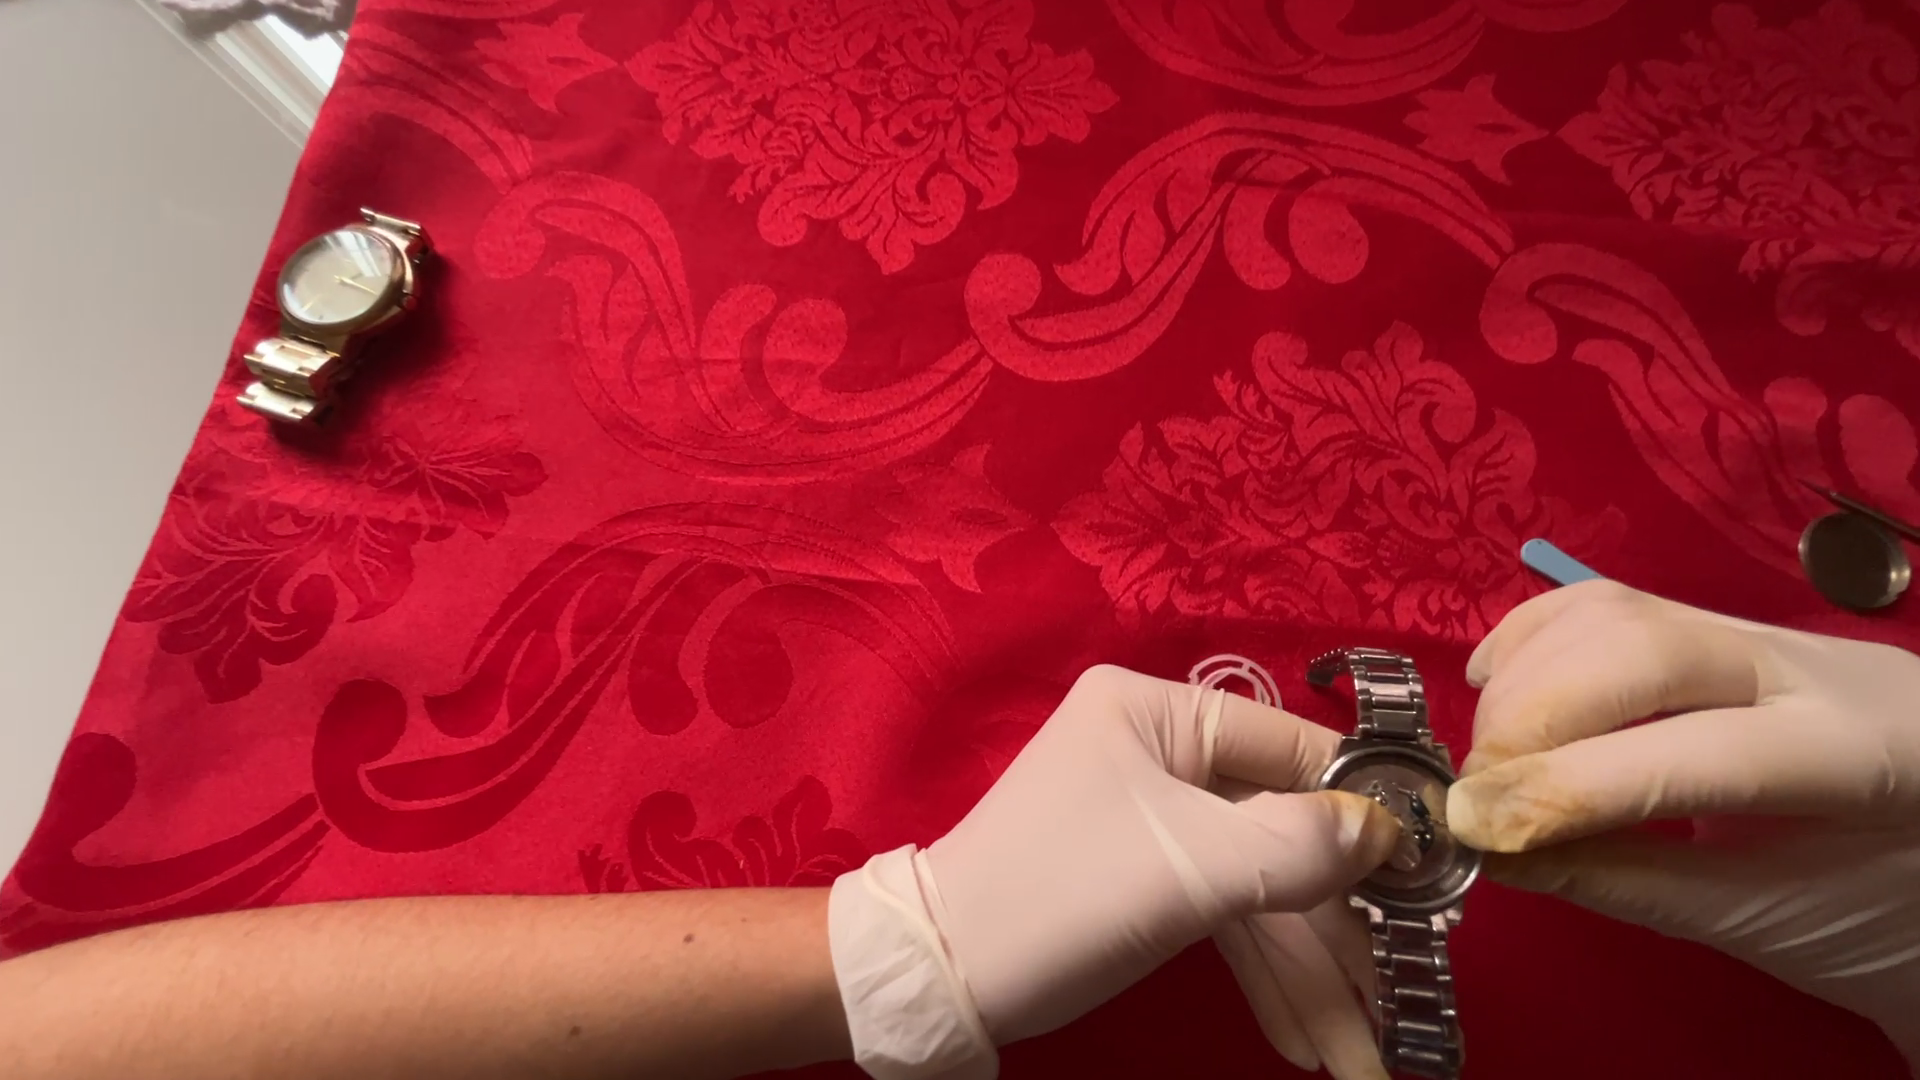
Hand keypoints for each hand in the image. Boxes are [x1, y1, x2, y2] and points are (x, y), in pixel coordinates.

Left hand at [828, 665, 1400, 1077]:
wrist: (950, 968)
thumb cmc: (1067, 890)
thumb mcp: (1193, 864)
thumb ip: (1301, 844)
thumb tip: (1384, 828)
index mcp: (1150, 709)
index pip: (1280, 741)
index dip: (1356, 799)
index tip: (1428, 863)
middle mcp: (1150, 747)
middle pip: (1272, 823)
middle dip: (1333, 919)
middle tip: (1403, 991)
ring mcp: (1147, 811)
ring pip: (1251, 881)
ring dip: (1307, 967)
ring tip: (1369, 1056)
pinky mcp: (1141, 868)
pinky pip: (1218, 906)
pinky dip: (1262, 968)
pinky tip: (1311, 1039)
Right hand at [1446, 580, 1919, 1068]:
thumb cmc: (1882, 914)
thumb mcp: (1771, 922)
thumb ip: (1624, 882)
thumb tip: (1487, 850)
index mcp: (1872, 755)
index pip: (1695, 754)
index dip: (1566, 787)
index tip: (1472, 824)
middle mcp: (1815, 666)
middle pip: (1638, 650)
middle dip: (1530, 715)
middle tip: (1476, 781)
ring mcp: (1755, 630)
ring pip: (1603, 613)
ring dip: (1518, 678)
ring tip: (1488, 747)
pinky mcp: (1703, 621)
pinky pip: (1591, 602)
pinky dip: (1521, 639)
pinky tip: (1493, 682)